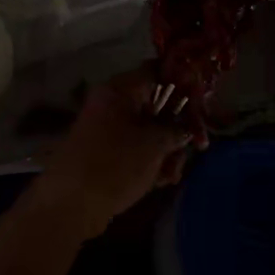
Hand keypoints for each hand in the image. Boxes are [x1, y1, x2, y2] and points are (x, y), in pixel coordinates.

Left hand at [37, 71, 190, 237]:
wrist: (72, 202)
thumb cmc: (115, 164)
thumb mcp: (153, 145)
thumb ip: (175, 130)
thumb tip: (187, 127)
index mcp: (118, 91)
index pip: (154, 72)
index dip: (180, 82)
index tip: (202, 100)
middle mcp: (111, 104)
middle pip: (155, 105)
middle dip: (176, 128)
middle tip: (195, 148)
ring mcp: (107, 129)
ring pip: (148, 131)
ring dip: (166, 150)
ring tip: (172, 174)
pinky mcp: (106, 152)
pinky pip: (136, 149)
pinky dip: (151, 162)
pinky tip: (162, 181)